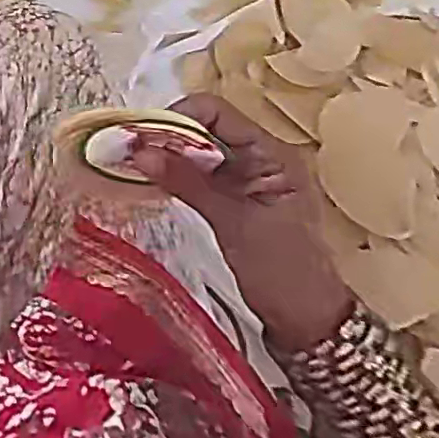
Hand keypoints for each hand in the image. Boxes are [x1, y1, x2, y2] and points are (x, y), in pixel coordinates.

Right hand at [136, 94, 353, 349]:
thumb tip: (141, 152)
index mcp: (272, 153)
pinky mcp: (231, 195)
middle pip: (205, 126)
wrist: (307, 324)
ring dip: (168, 152)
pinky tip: (153, 177)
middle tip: (131, 147)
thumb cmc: (283, 272)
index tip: (144, 133)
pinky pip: (198, 171)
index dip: (179, 116)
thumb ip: (187, 182)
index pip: (218, 113)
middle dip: (167, 134)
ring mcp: (245, 176)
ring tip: (135, 160)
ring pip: (198, 149)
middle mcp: (259, 156)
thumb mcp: (232, 223)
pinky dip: (175, 172)